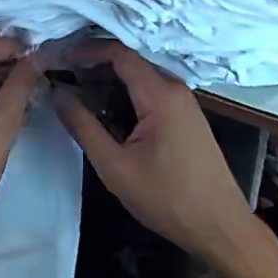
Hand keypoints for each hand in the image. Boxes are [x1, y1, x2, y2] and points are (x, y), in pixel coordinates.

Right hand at [53, 40, 259, 271]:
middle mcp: (175, 88)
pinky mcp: (186, 115)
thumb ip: (83, 126)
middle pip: (130, 61)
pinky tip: (108, 110)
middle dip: (96, 64)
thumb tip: (57, 93)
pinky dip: (126, 93)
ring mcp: (184, 101)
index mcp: (160, 94)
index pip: (120, 53)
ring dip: (110, 80)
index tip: (61, 59)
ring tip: (79, 93)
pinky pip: (152, 91)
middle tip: (64, 77)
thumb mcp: (116, 167)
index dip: (88, 50)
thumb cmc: (167, 199)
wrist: (220, 227)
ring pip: (141, 76)